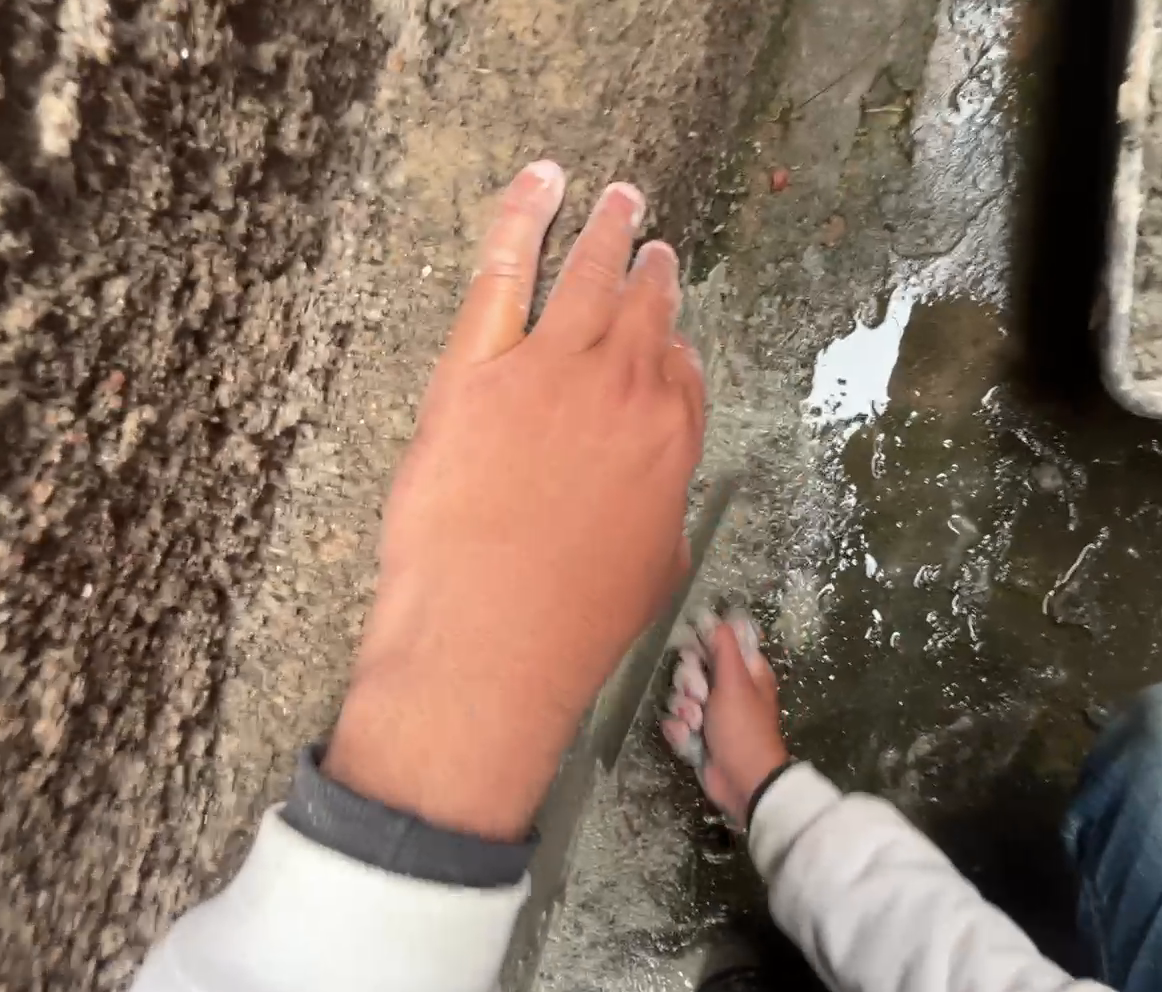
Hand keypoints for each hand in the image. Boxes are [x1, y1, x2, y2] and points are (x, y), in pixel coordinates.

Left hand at [327, 161, 707, 840]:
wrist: (493, 640)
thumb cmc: (577, 621)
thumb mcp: (654, 568)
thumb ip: (660, 506)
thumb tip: (655, 485)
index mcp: (671, 440)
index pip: (682, 370)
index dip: (674, 346)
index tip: (667, 333)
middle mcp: (625, 391)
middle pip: (647, 313)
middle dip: (654, 274)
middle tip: (655, 245)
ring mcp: (552, 371)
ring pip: (590, 278)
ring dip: (611, 231)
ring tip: (622, 200)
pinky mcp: (479, 370)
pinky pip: (507, 271)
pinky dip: (525, 216)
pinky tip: (544, 181)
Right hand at [664, 613, 790, 830]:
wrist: (743, 783)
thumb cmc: (743, 728)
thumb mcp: (736, 682)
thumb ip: (724, 647)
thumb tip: (716, 617)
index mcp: (745, 670)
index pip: (716, 642)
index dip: (702, 646)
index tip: (695, 653)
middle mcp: (727, 687)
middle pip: (691, 667)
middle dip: (689, 683)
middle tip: (701, 697)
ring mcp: (710, 712)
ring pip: (679, 694)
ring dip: (683, 710)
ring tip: (697, 724)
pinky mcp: (696, 733)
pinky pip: (674, 720)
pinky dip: (680, 731)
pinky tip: (690, 739)